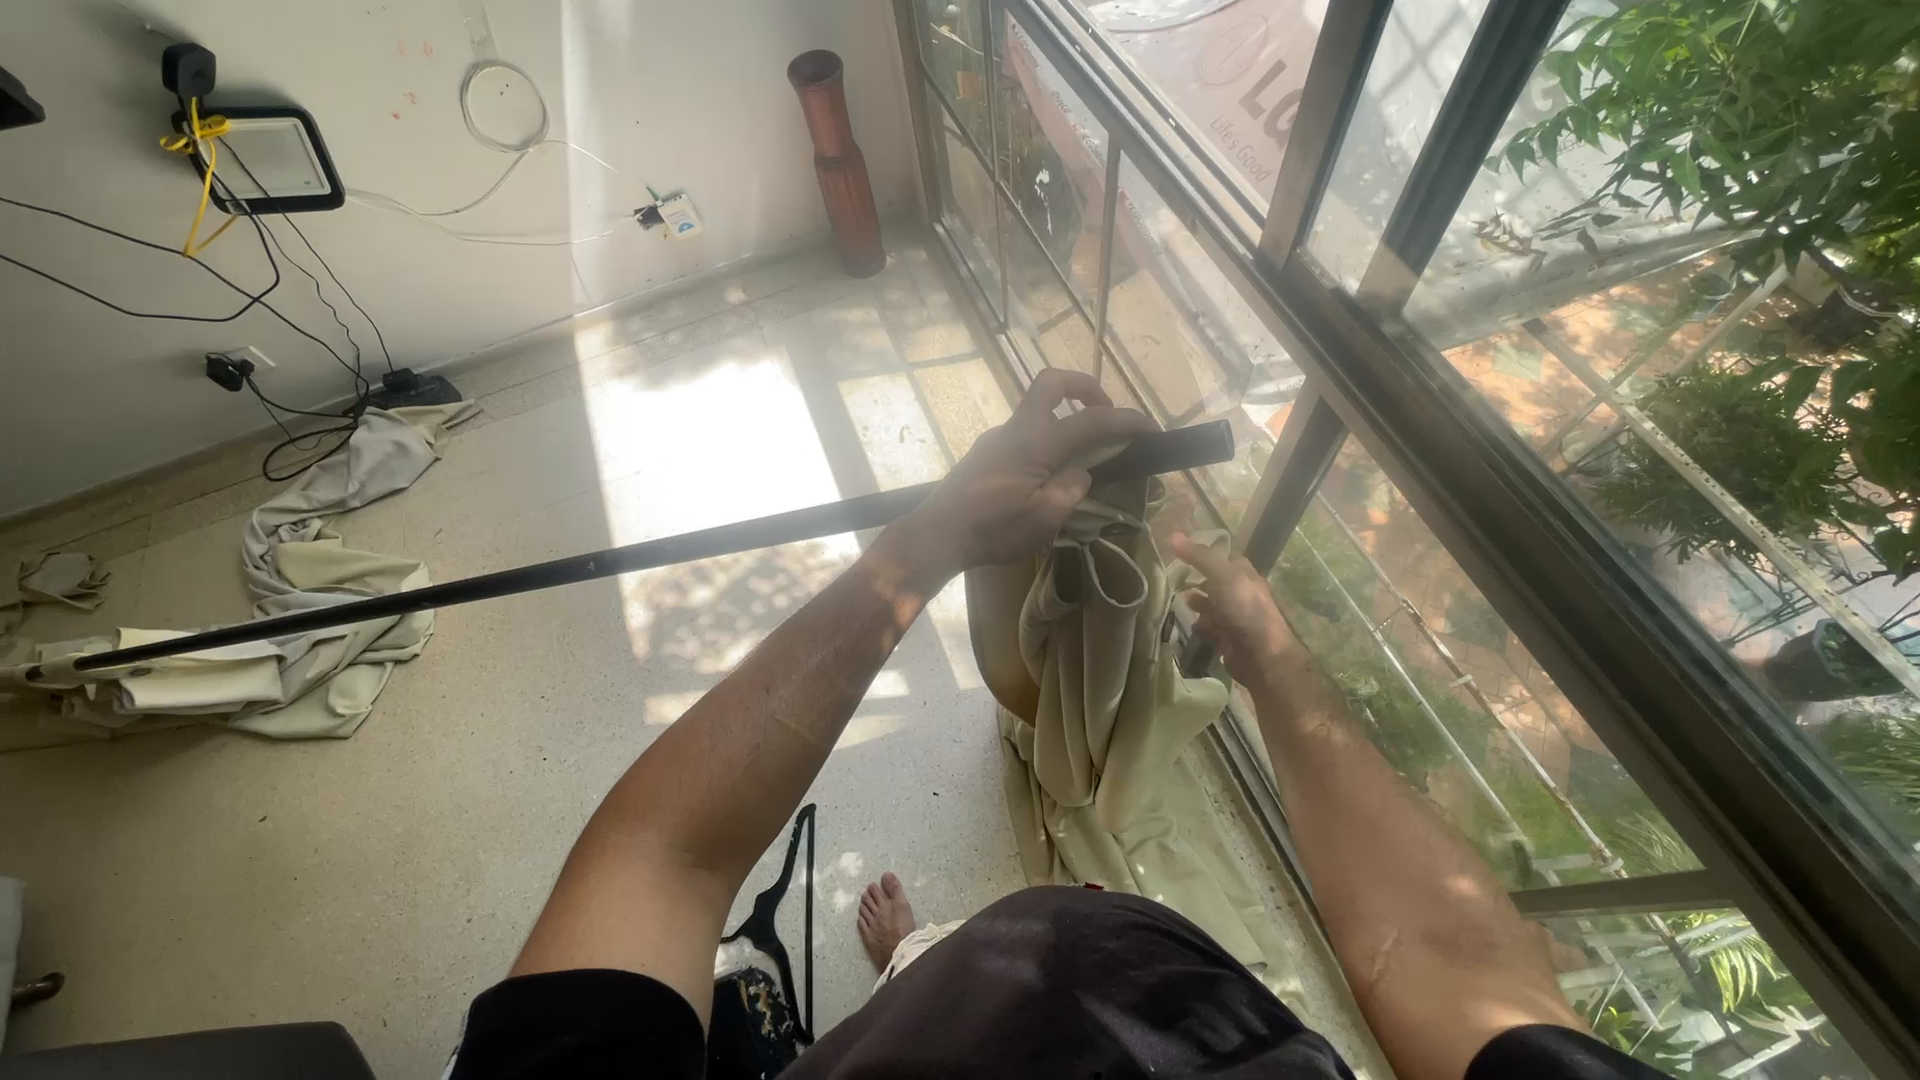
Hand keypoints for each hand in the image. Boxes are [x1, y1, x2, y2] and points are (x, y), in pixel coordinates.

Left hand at [890, 369, 1153, 578]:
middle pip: (1051, 383)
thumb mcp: (1046, 518)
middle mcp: (1015, 430)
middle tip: (1105, 412)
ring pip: (1035, 412)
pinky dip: (1044, 443)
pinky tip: (1046, 478)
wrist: (938, 536)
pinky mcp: (984, 456)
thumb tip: (1080, 470)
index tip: (1151, 430)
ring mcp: (995, 440)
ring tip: (1080, 457)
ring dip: (1063, 421)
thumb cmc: (993, 529)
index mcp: (1036, 442)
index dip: (1126, 421)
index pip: (1091, 419)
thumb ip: (1072, 488)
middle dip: (1085, 387)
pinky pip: (1022, 436)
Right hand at [1170, 532, 1299, 696]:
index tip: (1180, 553)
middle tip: (1174, 580)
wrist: (1261, 656)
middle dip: (1196, 581)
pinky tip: (1193, 627)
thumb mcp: (1222, 576)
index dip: (1204, 554)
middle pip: (1214, 582)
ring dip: (1197, 605)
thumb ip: (1199, 557)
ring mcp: (1235, 616)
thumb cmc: (1244, 610)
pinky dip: (1201, 627)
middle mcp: (1241, 593)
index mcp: (1244, 575)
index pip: (1223, 558)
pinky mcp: (1228, 637)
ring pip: (1210, 605)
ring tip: (1181, 603)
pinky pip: (1209, 628)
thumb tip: (1172, 536)